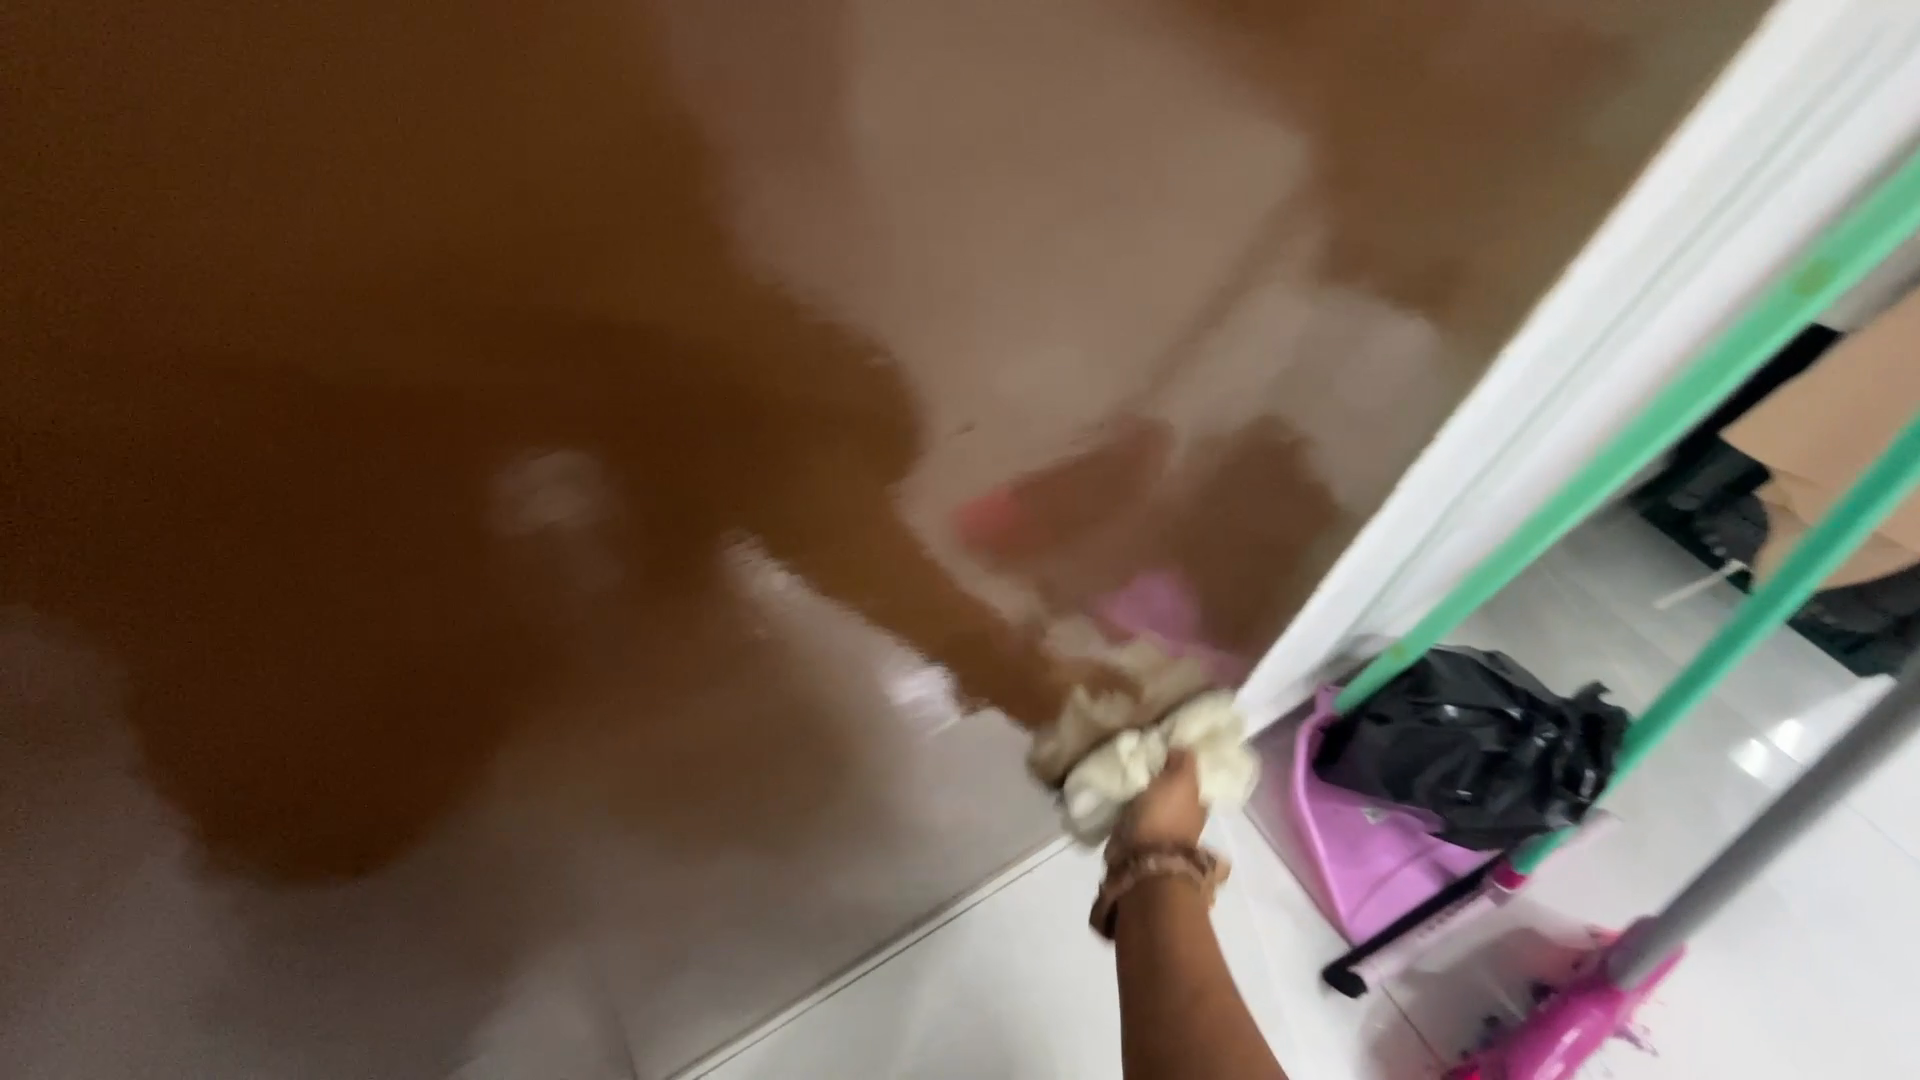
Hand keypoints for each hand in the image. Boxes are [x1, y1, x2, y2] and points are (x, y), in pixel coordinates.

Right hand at [1110, 748, 1205, 857]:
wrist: (1141, 857)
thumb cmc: (1165, 816)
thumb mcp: (1182, 780)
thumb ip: (1184, 761)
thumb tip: (1180, 747)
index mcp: (1199, 804)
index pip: (1191, 777)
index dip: (1179, 761)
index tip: (1161, 745)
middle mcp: (1183, 816)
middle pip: (1169, 788)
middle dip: (1156, 774)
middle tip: (1137, 752)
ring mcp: (1159, 828)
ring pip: (1149, 799)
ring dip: (1138, 788)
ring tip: (1122, 768)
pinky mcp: (1136, 835)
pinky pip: (1131, 810)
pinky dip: (1124, 801)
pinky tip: (1114, 787)